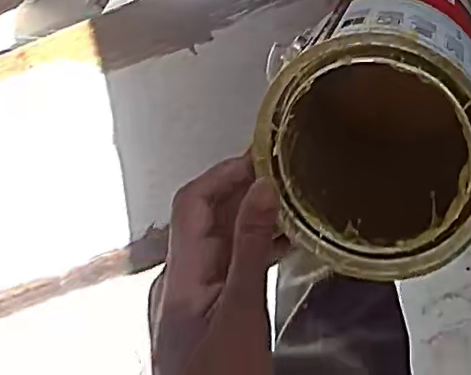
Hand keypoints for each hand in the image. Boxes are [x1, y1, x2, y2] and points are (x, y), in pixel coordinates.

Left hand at [152, 155, 284, 374]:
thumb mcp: (241, 314)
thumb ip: (250, 247)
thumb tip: (262, 186)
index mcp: (180, 274)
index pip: (192, 202)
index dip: (223, 172)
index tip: (261, 156)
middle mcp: (182, 279)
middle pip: (206, 216)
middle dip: (242, 188)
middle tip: (283, 171)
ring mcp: (195, 298)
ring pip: (222, 239)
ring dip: (252, 215)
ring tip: (291, 199)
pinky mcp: (211, 313)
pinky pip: (233, 262)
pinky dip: (256, 244)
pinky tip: (285, 241)